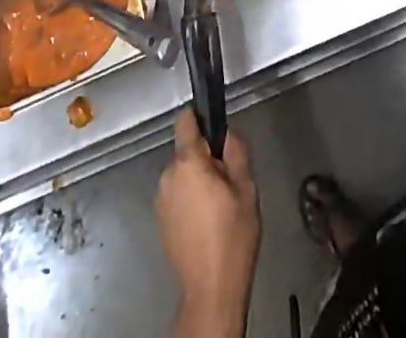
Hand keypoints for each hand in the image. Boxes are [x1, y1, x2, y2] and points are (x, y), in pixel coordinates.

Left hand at [156, 109, 259, 337]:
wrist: (211, 288)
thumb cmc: (233, 234)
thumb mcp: (246, 188)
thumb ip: (236, 152)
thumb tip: (227, 133)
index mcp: (187, 162)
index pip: (185, 121)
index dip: (199, 117)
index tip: (214, 126)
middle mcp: (167, 174)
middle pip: (186, 151)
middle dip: (204, 158)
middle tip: (228, 181)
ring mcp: (160, 197)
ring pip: (181, 174)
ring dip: (196, 179)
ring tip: (219, 205)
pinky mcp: (159, 218)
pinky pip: (176, 194)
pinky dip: (188, 198)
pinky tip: (205, 221)